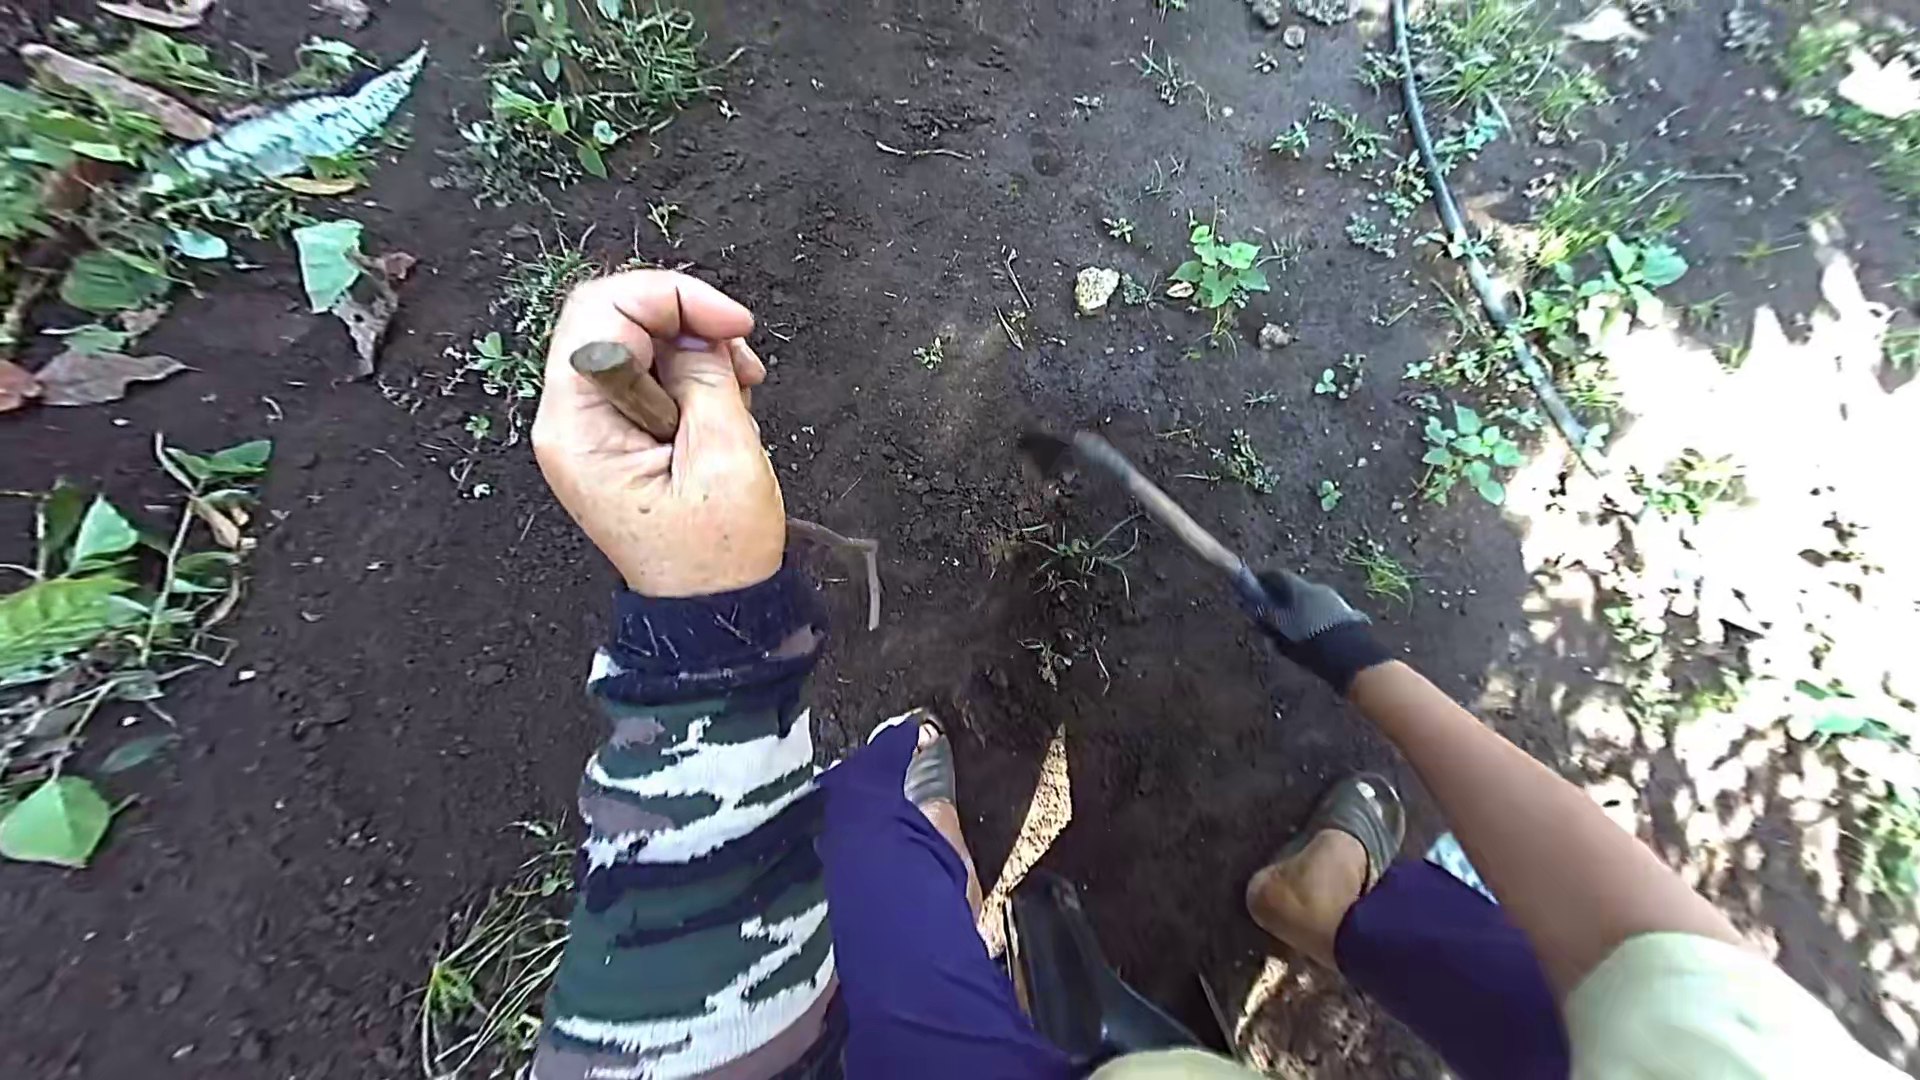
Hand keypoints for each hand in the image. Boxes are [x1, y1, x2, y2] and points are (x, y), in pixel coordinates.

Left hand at [532, 270, 783, 596]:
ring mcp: (593, 431)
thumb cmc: (719, 554)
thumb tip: (702, 331)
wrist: (714, 607)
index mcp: (579, 428)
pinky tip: (726, 403)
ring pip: (635, 346)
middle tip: (742, 355)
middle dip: (686, 322)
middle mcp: (571, 422)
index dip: (675, 299)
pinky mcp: (619, 439)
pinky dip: (692, 378)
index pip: (604, 313)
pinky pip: (649, 381)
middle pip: (614, 322)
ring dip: (694, 351)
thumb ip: (709, 380)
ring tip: (743, 386)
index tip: (735, 323)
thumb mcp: (727, 458)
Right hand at [1255, 570, 1390, 693]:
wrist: (1350, 656)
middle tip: (1273, 615)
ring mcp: (1336, 600)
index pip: (1274, 575)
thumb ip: (1263, 616)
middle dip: (1283, 599)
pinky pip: (1325, 612)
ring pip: (1311, 601)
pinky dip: (1317, 619)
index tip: (1254, 591)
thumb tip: (1250, 606)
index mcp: (1297, 588)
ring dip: (1301, 610)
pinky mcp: (1349, 614)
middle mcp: (1317, 587)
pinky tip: (1314, 636)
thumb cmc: (1308, 641)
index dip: (1262, 582)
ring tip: (1294, 630)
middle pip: (1294, 588)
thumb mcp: (1277, 631)